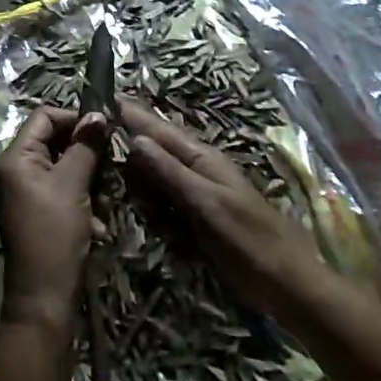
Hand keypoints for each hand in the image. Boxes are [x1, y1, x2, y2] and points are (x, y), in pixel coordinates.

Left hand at [0, 106, 105, 328]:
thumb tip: (98, 114)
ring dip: (90, 184)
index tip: (106, 131)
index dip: (75, 118)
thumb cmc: (55, 234)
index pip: (45, 116)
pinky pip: (66, 193)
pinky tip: (97, 225)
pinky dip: (84, 204)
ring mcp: (28, 191)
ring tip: (103, 206)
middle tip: (111, 172)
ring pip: (67, 169)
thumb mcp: (73, 185)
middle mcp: (17, 168)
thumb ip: (85, 146)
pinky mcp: (41, 211)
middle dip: (87, 157)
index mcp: (16, 156)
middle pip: (57, 142)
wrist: (43, 297)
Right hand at [121, 97, 323, 312]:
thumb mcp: (206, 204)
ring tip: (100, 142)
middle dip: (127, 128)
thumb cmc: (249, 241)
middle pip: (155, 142)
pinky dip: (143, 180)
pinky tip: (127, 182)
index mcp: (202, 157)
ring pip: (157, 163)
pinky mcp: (196, 211)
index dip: (130, 112)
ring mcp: (198, 189)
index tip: (100, 95)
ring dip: (132, 152)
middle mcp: (198, 166)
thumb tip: (134, 138)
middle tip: (91, 119)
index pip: (157, 127)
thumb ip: (170, 171)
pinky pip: (162, 188)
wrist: (289, 284)